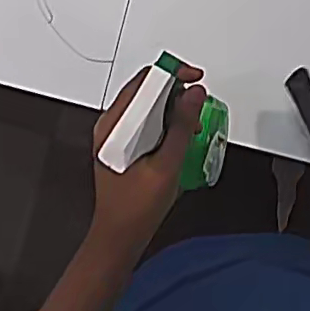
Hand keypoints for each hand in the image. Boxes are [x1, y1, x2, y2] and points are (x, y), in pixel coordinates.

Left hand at [89, 64, 205, 255]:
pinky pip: (147, 118)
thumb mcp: (166, 164)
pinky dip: (166, 120)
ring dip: (173, 107)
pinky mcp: (123, 143)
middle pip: (146, 89)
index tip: (196, 78)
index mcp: (115, 126)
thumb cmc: (137, 206)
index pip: (145, 81)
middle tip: (197, 107)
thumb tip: (195, 93)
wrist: (119, 237)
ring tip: (190, 127)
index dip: (173, 73)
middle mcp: (111, 125)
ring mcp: (116, 134)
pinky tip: (180, 137)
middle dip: (176, 92)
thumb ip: (181, 125)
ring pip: (148, 103)